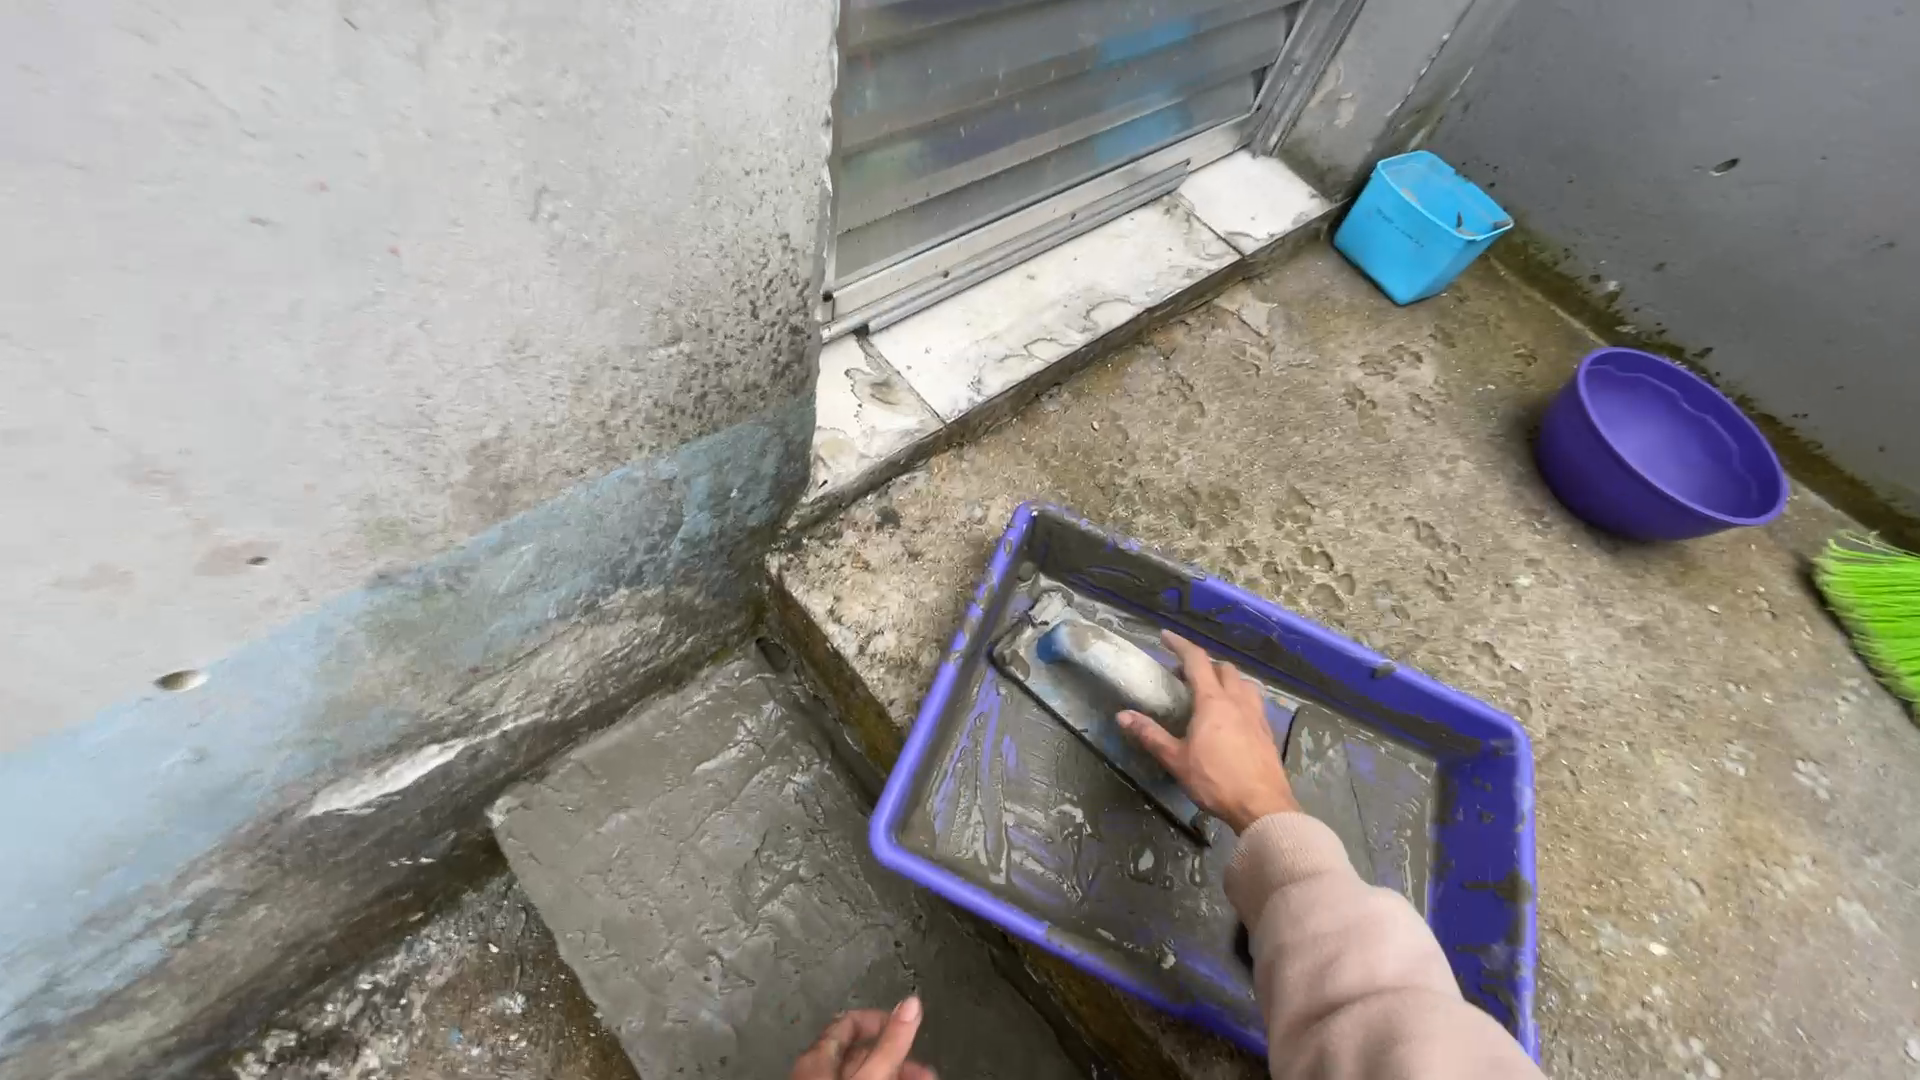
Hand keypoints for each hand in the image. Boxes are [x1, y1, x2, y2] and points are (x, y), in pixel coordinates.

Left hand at [790, 997, 935, 1079]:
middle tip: (926, 1075)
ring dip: (894, 1079)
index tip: (907, 1030)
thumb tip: (911, 1003)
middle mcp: (815, 1076)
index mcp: (818, 1058)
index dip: (881, 1021)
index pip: (850, 1023)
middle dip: (898, 1061)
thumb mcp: (871, 1079)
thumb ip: (891, 1044)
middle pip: (860, 1056)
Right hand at [1118, 631, 1300, 833]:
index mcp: (1212, 701)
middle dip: (1203, 664)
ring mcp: (1257, 715)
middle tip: (1184, 676)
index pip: (1196, 660)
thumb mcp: (1176, 759)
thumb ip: (1150, 734)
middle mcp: (1237, 701)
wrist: (1263, 807)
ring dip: (1226, 679)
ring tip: (1212, 693)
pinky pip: (1254, 702)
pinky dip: (1240, 698)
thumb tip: (1123, 715)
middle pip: (1223, 668)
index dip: (1180, 644)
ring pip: (1244, 683)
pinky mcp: (1267, 732)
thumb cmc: (1216, 781)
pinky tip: (1233, 717)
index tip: (1165, 636)